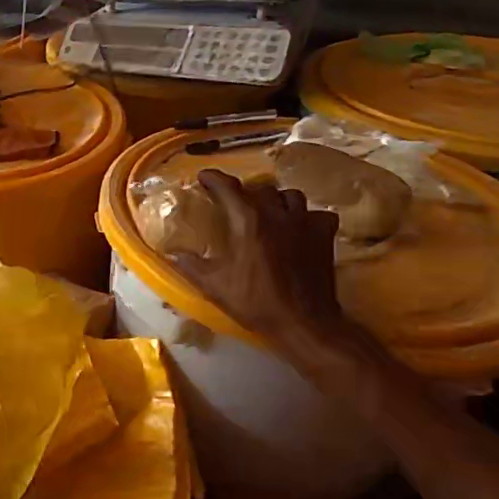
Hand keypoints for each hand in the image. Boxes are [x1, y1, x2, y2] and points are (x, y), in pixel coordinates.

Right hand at [167, 169, 368, 370]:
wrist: (303, 322)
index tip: (203, 176)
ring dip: (276, 199)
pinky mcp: (325, 235)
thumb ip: (192, 266)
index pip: (229, 188)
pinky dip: (306, 217)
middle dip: (245, 192)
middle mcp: (277, 214)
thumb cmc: (256, 302)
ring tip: (268, 211)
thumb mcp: (215, 286)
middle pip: (261, 189)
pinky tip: (300, 228)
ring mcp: (305, 222)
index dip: (214, 179)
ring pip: (290, 196)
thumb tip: (174, 253)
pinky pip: (317, 214)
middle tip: (235, 203)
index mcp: (248, 221)